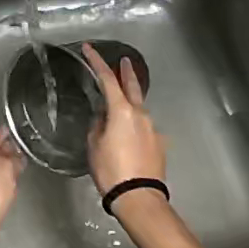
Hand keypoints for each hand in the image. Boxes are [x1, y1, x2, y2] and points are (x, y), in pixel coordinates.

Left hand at [0, 127, 23, 236]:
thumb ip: (14, 159)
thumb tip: (17, 157)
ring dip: (5, 167)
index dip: (6, 132)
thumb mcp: (8, 168)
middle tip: (21, 147)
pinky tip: (10, 186)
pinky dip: (3, 183)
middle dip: (7, 150)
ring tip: (19, 165)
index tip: (15, 128)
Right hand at [82, 42, 165, 195]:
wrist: (139, 198)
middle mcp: (141, 114)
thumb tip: (104, 116)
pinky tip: (128, 141)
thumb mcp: (94, 146)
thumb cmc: (111, 170)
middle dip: (126, 72)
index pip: (107, 79)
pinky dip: (135, 127)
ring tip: (117, 115)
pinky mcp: (160, 143)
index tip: (89, 49)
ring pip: (139, 110)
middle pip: (132, 86)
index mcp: (122, 111)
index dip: (97, 62)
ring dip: (129, 106)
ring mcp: (153, 128)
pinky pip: (144, 128)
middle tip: (123, 60)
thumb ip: (98, 125)